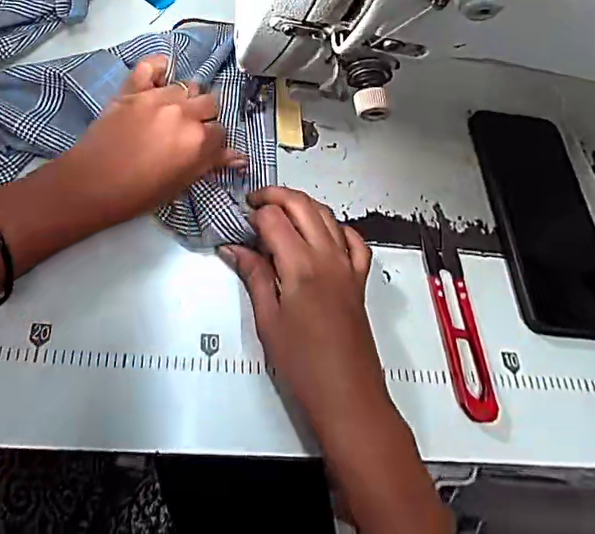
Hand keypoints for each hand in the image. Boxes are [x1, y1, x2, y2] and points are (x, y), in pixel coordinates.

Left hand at [0, 56, 244, 268]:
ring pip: (186, 86)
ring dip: (184, 98)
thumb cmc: (137, 193)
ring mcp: (156, 97)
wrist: (92, 183)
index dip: (213, 140)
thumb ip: (209, 164)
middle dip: (203, 117)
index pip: (221, 131)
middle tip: (186, 131)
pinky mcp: (132, 89)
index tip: (202, 147)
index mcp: (198, 140)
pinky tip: (160, 79)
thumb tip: (239, 157)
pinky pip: (151, 65)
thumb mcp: (180, 184)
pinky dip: (158, 69)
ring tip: (170, 112)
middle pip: (209, 103)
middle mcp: (182, 113)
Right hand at [223, 188, 450, 533]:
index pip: (273, 218)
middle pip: (301, 204)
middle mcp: (327, 258)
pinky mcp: (358, 279)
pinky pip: (353, 240)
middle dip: (274, 196)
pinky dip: (336, 227)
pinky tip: (321, 233)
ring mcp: (347, 267)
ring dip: (301, 205)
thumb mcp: (268, 319)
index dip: (253, 214)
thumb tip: (235, 249)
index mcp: (300, 266)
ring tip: (279, 212)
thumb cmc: (304, 366)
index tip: (240, 223)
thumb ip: (253, 275)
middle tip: (254, 205)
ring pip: (326, 214)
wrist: (348, 398)